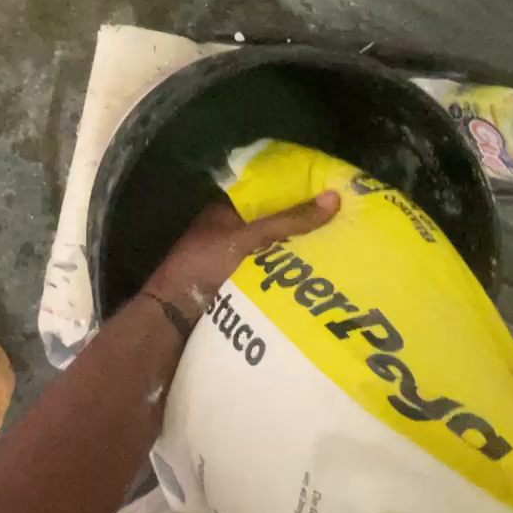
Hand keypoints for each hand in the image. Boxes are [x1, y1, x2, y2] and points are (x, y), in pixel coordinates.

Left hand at [141, 192, 339, 320]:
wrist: (172, 316)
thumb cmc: (205, 264)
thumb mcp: (248, 238)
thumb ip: (288, 221)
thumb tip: (334, 197)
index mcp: (225, 211)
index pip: (267, 196)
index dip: (295, 195)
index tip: (329, 198)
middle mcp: (227, 233)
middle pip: (271, 227)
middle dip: (299, 231)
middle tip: (340, 230)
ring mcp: (229, 263)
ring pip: (270, 255)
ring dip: (294, 258)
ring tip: (336, 256)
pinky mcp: (233, 289)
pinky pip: (266, 279)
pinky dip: (284, 280)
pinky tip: (312, 284)